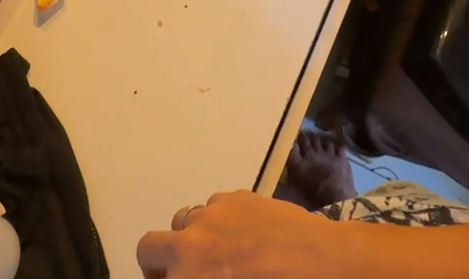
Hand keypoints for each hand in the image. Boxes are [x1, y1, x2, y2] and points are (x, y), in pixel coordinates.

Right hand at [137, 192, 353, 278]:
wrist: (320, 265)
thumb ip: (198, 278)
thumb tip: (196, 272)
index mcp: (185, 273)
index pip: (148, 265)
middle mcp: (189, 240)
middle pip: (150, 247)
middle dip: (160, 264)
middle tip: (183, 277)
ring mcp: (214, 214)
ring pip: (185, 222)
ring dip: (192, 240)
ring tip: (220, 257)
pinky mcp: (239, 197)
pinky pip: (215, 208)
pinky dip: (219, 222)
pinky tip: (244, 238)